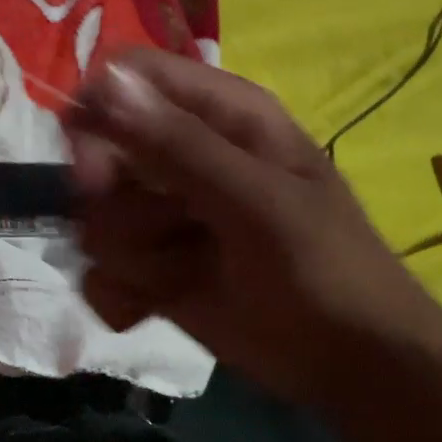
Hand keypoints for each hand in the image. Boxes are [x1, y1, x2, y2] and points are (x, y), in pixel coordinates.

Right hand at [64, 48, 441, 402]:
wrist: (344, 360)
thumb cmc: (322, 269)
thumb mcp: (258, 202)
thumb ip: (180, 147)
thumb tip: (106, 82)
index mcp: (221, 119)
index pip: (128, 81)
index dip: (97, 121)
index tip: (97, 175)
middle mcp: (183, 162)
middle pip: (98, 161)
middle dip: (118, 208)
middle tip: (158, 234)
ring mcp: (165, 223)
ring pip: (97, 226)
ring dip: (132, 261)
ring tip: (182, 279)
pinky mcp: (153, 276)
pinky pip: (101, 276)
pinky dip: (120, 298)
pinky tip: (149, 312)